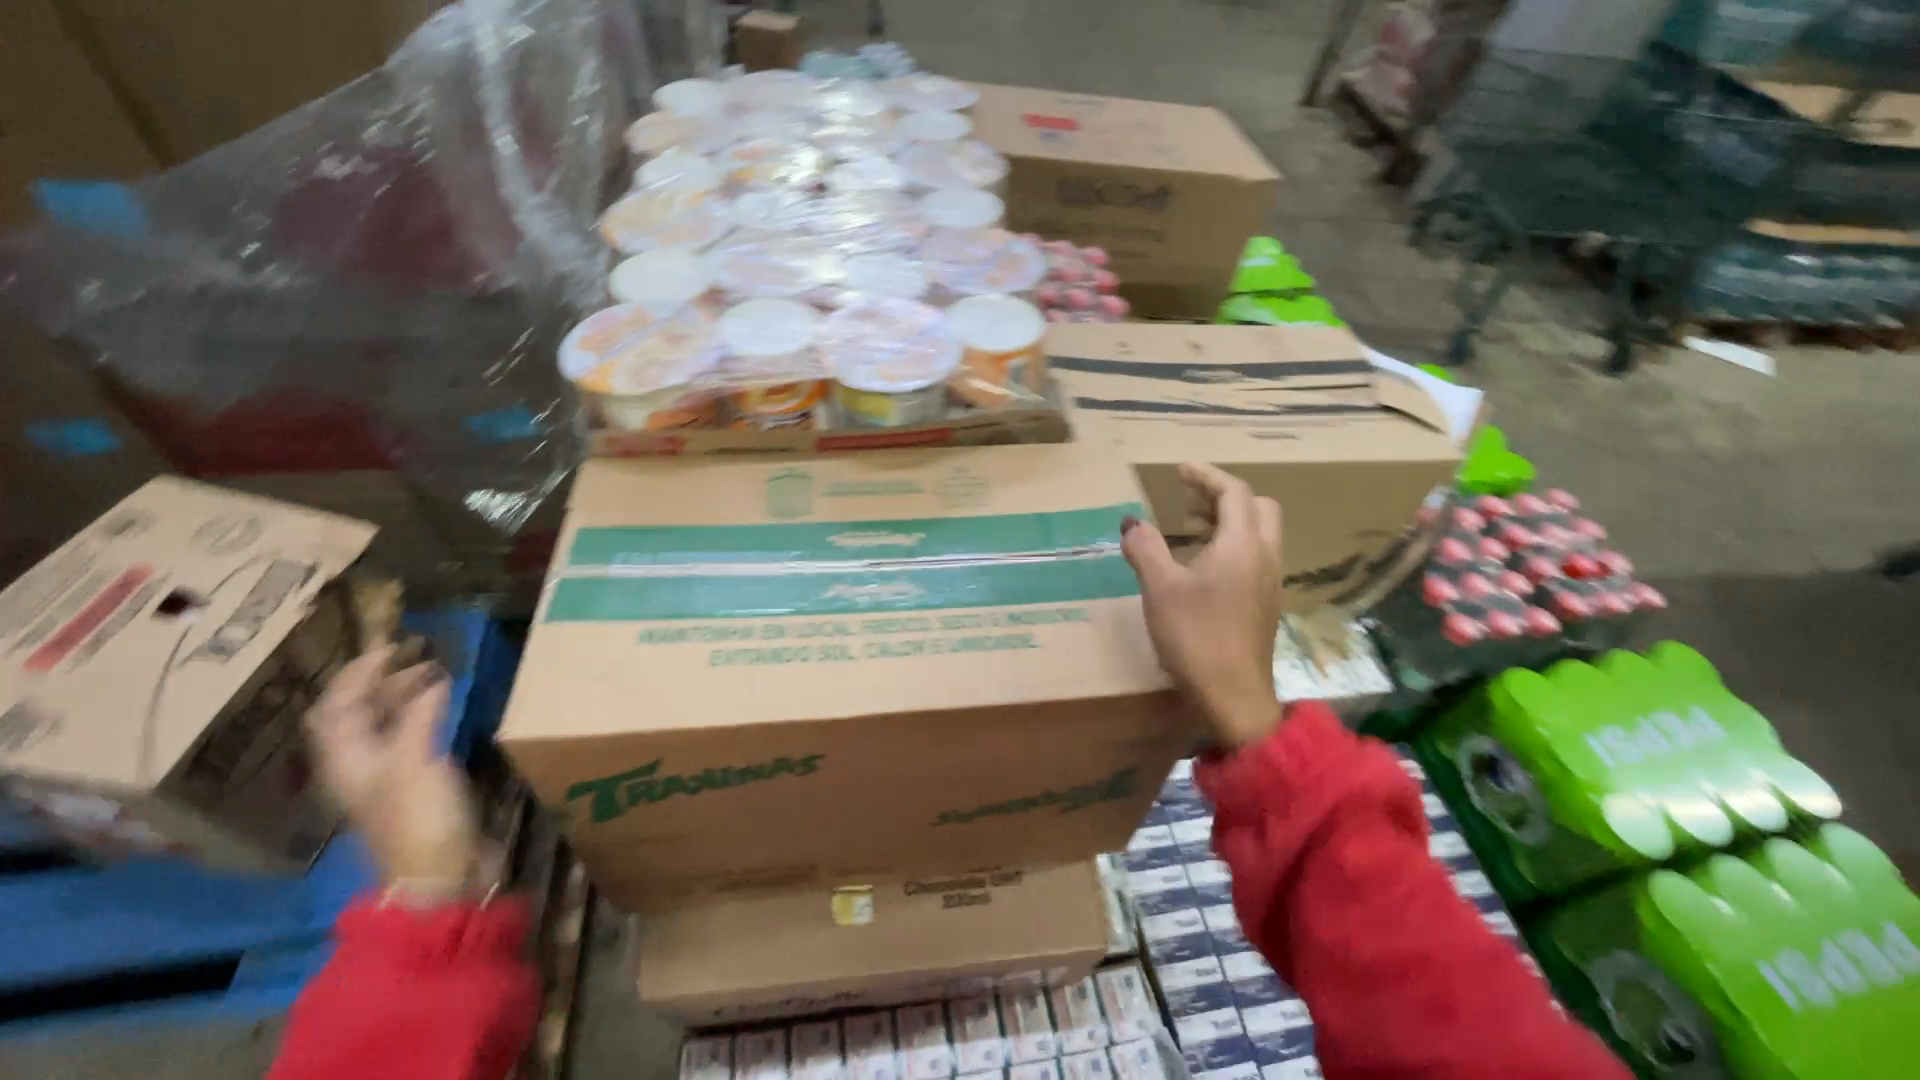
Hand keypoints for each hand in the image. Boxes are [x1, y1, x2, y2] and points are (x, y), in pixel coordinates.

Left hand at [305, 646, 479, 886]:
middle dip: (384, 681)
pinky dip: (423, 717)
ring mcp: (388, 777)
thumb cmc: (418, 819)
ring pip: (385, 725)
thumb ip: (420, 717)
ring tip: (435, 675)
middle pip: (359, 713)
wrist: (439, 875)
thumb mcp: (415, 762)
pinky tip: (444, 709)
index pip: (336, 706)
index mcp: (346, 759)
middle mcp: (360, 765)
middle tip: (419, 656)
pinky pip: (411, 739)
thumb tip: (432, 682)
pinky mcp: (415, 787)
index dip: (357, 674)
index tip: (390, 647)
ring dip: (404, 697)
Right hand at [1122, 463, 1284, 747]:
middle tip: (1188, 502)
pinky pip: (1255, 558)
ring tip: (1191, 531)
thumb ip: (1145, 548)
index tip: (1180, 470)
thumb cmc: (1196, 636)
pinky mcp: (1265, 605)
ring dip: (1229, 522)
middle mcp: (1264, 557)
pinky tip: (1203, 570)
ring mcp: (1269, 583)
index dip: (1207, 476)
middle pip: (1258, 508)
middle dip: (1224, 497)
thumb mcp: (1160, 588)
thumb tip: (1131, 523)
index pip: (1234, 492)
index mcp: (1242, 544)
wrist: (1233, 695)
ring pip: (1260, 535)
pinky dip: (1233, 547)